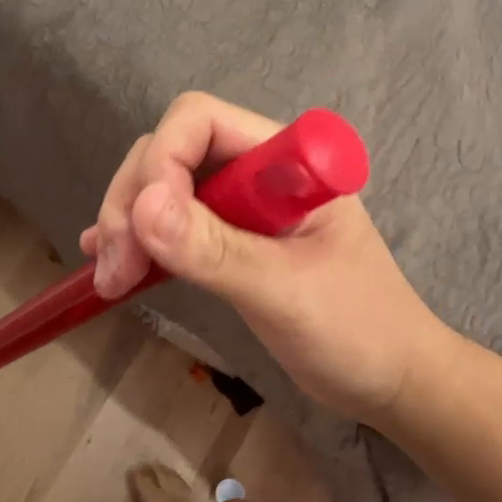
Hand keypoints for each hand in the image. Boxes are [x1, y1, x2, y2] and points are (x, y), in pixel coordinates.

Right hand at [81, 92, 454, 422]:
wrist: (391, 380)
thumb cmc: (360, 331)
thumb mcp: (284, 292)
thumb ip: (215, 249)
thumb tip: (141, 207)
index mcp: (286, 160)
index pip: (201, 121)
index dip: (161, 162)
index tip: (142, 228)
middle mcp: (257, 169)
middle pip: (171, 151)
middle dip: (133, 201)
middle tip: (116, 267)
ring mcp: (240, 204)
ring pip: (161, 187)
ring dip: (126, 225)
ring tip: (111, 279)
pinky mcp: (226, 238)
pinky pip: (170, 223)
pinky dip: (136, 241)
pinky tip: (111, 267)